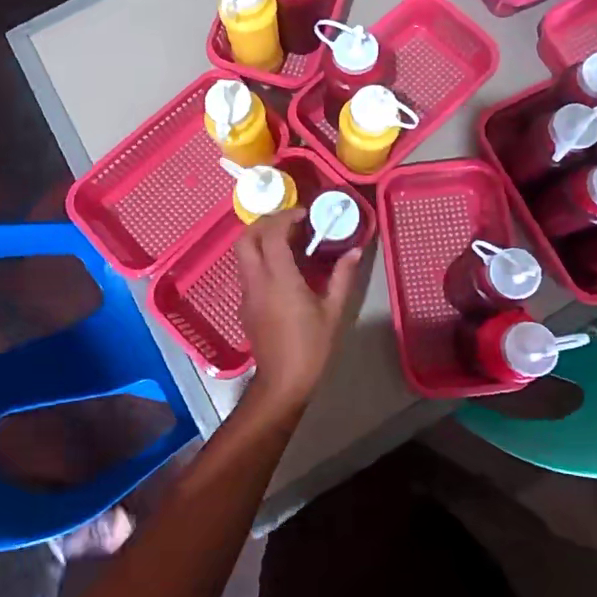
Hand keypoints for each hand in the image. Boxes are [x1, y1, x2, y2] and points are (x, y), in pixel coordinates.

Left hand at [235, 210, 361, 408]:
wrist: (282, 381)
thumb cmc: (311, 347)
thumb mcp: (333, 311)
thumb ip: (342, 277)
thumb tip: (353, 251)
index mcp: (279, 279)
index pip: (271, 235)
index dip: (285, 217)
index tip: (304, 214)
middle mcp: (256, 281)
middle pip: (246, 238)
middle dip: (265, 223)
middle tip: (289, 223)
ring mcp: (246, 293)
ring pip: (242, 254)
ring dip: (260, 240)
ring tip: (287, 243)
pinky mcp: (244, 305)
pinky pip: (247, 271)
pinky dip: (260, 259)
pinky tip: (282, 269)